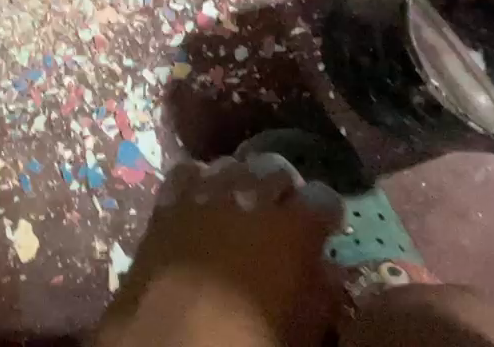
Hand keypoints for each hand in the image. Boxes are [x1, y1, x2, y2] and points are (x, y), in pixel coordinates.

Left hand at [94, 154, 342, 346]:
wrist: (173, 340)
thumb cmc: (249, 340)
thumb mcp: (304, 326)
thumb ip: (319, 290)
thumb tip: (323, 269)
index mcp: (292, 230)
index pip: (323, 197)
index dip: (326, 209)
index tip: (325, 222)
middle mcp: (248, 199)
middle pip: (274, 169)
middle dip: (283, 185)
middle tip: (283, 209)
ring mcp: (203, 195)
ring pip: (229, 164)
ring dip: (240, 178)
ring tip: (242, 199)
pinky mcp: (167, 202)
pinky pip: (187, 172)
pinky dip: (199, 179)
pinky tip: (201, 196)